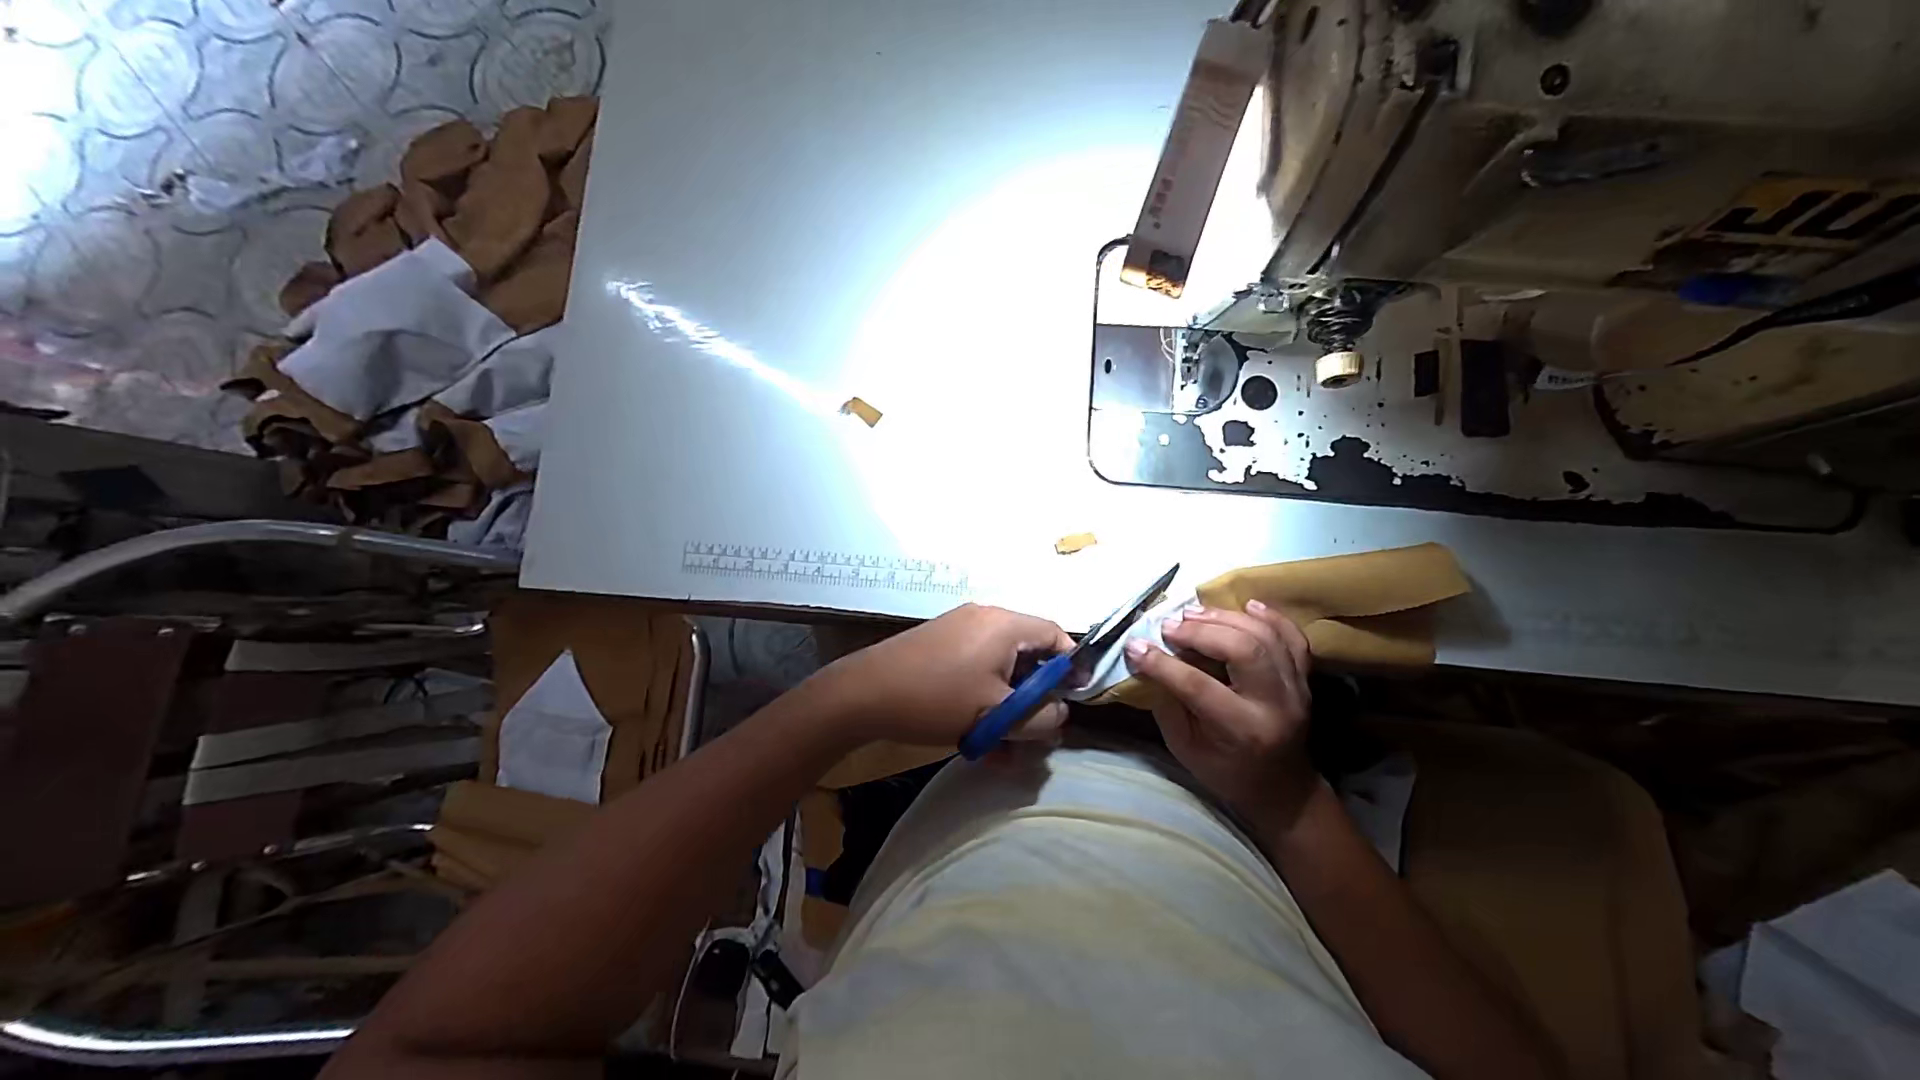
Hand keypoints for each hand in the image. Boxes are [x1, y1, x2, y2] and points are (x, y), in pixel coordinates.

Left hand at [807, 603, 1074, 747]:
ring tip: (1006, 747)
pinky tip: (978, 739)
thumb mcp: (996, 715)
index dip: (1072, 667)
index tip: (1075, 699)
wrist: (862, 694)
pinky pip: (975, 670)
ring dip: (1008, 705)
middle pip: (1028, 653)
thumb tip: (1059, 713)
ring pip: (999, 668)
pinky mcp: (939, 646)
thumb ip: (1039, 717)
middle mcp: (984, 619)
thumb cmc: (937, 699)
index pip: (1056, 635)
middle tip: (1039, 730)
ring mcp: (958, 631)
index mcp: (1004, 625)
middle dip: (1036, 696)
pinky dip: (984, 699)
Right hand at [1123, 599, 1316, 823]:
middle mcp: (1276, 704)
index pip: (1197, 686)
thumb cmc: (1225, 771)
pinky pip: (1292, 637)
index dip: (1162, 663)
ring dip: (1226, 617)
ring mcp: (1297, 688)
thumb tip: (1146, 660)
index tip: (1135, 646)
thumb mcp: (1185, 747)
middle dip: (1200, 631)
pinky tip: (1244, 606)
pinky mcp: (1304, 677)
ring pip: (1266, 636)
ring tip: (1193, 613)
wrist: (1281, 786)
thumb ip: (1168, 702)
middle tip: (1169, 626)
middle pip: (1243, 649)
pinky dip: (1269, 616)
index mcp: (1242, 730)